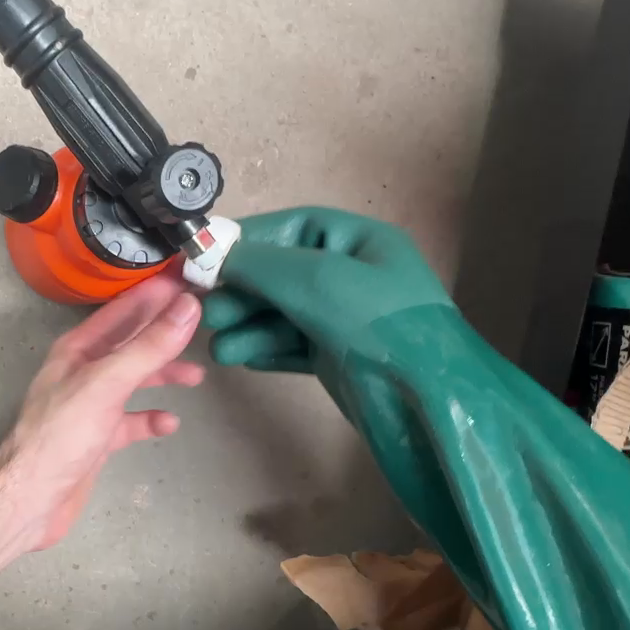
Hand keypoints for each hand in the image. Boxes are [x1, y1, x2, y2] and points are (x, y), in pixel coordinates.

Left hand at [0, 272, 204, 552]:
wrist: (30, 496)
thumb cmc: (62, 433)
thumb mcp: (107, 383)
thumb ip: (148, 346)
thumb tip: (187, 306)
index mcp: (78, 349)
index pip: (123, 310)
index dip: (156, 294)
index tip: (191, 279)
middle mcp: (84, 371)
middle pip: (131, 344)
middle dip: (164, 333)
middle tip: (204, 323)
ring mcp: (90, 406)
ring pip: (133, 381)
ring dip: (162, 375)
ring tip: (196, 376)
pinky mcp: (97, 438)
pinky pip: (130, 421)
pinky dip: (150, 419)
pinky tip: (169, 423)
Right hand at [201, 207, 453, 372]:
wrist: (425, 400)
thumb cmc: (374, 323)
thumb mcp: (315, 280)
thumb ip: (259, 264)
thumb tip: (209, 253)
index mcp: (358, 242)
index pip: (291, 229)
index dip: (246, 240)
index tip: (203, 258)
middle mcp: (350, 276)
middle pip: (279, 274)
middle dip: (241, 293)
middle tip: (207, 314)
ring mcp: (343, 318)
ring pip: (281, 315)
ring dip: (247, 329)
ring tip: (221, 350)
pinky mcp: (337, 356)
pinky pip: (291, 345)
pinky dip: (265, 350)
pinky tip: (242, 359)